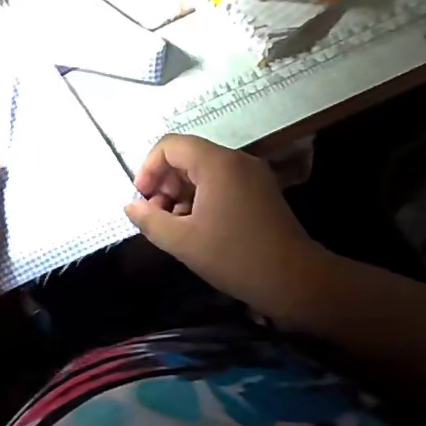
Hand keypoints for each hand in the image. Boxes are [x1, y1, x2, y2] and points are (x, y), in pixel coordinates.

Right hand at [123, 134, 333, 318]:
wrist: (294, 280)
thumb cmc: (234, 257)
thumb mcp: (182, 241)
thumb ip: (149, 219)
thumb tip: (131, 205)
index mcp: (217, 164)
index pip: (170, 145)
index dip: (148, 168)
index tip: (141, 199)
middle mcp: (237, 160)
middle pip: (187, 155)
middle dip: (164, 182)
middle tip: (155, 215)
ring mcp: (253, 175)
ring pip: (204, 171)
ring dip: (181, 192)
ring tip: (173, 225)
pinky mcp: (261, 192)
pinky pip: (222, 183)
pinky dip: (202, 197)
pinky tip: (197, 228)